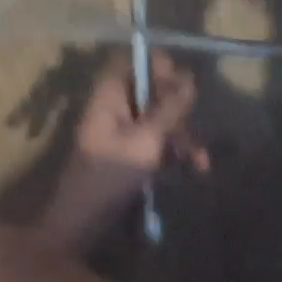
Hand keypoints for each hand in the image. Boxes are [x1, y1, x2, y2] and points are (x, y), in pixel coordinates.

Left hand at [54, 51, 206, 208]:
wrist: (82, 221)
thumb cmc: (111, 174)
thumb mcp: (147, 139)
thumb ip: (169, 108)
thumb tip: (189, 79)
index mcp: (110, 94)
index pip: (135, 61)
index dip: (160, 67)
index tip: (182, 85)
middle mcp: (115, 105)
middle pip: (153, 90)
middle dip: (179, 110)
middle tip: (191, 130)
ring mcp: (121, 129)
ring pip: (159, 117)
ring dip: (182, 136)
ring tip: (199, 162)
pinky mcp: (128, 151)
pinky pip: (156, 139)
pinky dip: (173, 150)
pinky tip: (193, 168)